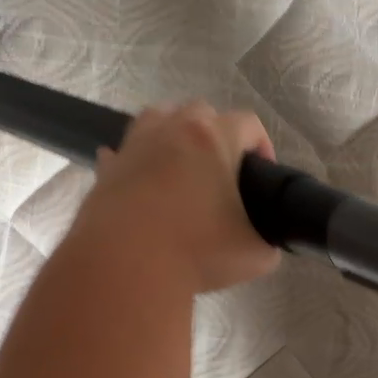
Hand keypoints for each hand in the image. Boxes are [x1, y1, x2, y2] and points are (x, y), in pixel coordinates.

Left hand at [70, 103, 279, 293]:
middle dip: (220, 135)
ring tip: (187, 172)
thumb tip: (264, 240)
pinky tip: (148, 185)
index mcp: (212, 140)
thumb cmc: (199, 252)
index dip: (264, 145)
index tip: (265, 173)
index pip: (248, 123)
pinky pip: (127, 151)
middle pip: (202, 112)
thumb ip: (269, 241)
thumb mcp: (257, 255)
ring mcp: (135, 144)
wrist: (128, 265)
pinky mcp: (109, 167)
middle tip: (227, 174)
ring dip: (178, 136)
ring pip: (160, 118)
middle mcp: (172, 129)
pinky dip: (141, 161)